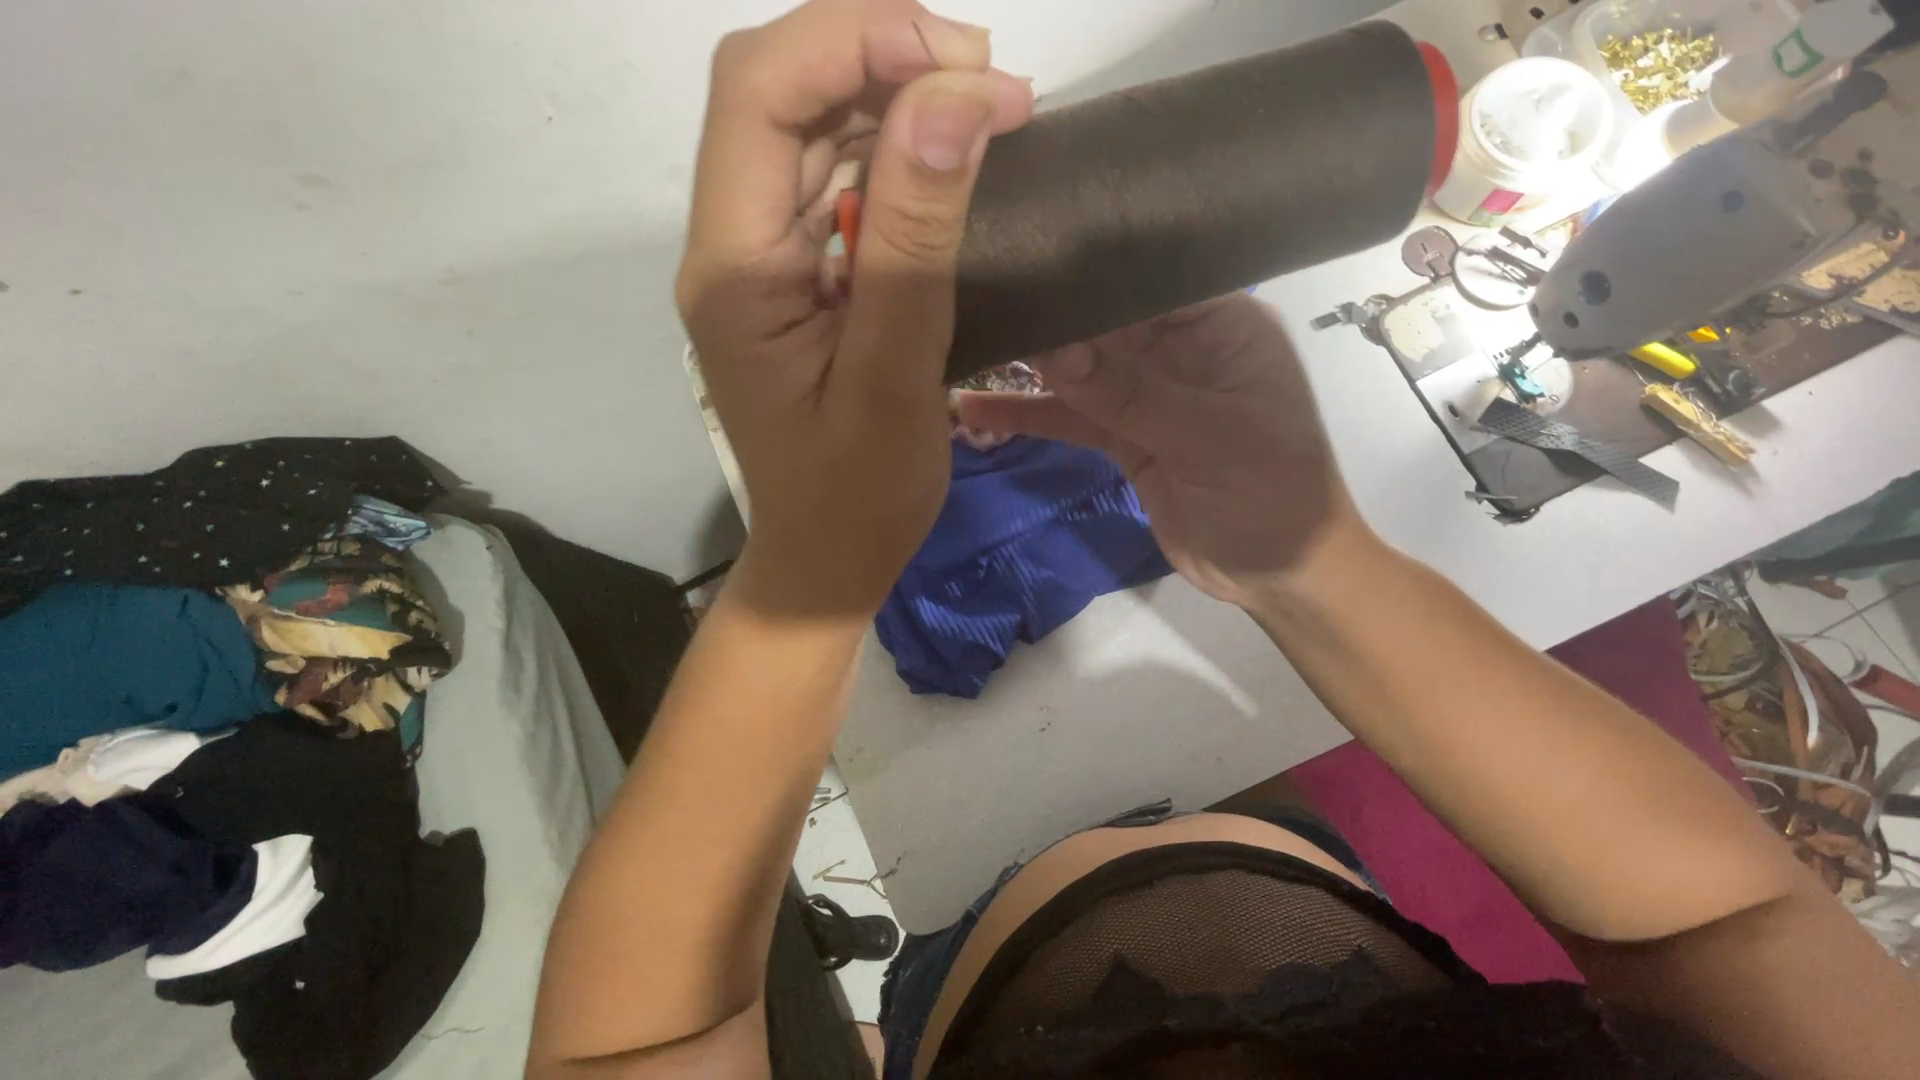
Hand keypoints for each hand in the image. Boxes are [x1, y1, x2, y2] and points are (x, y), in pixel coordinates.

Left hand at [677, 0, 1033, 620]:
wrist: (825, 559)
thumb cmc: (858, 496)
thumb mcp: (896, 378)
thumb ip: (914, 241)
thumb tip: (953, 99)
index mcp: (736, 268)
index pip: (759, 95)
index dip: (853, 40)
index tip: (964, 63)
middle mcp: (731, 243)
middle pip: (777, 89)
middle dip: (880, 52)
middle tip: (990, 81)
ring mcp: (760, 255)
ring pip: (808, 122)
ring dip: (895, 91)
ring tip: (991, 106)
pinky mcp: (795, 271)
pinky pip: (833, 175)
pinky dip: (895, 145)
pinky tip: (953, 153)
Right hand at [956, 295, 1373, 609]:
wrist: (1278, 576)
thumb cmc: (1271, 494)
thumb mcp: (1207, 438)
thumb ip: (1129, 394)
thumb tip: (1052, 350)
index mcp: (1221, 326)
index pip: (1147, 281)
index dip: (1088, 269)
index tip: (1023, 255)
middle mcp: (1181, 349)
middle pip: (1103, 321)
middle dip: (1047, 314)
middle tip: (975, 294)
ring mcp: (1148, 394)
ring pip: (1079, 370)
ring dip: (1026, 366)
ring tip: (963, 345)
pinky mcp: (1124, 437)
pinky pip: (1070, 418)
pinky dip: (1027, 416)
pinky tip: (972, 410)